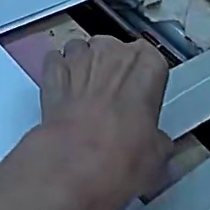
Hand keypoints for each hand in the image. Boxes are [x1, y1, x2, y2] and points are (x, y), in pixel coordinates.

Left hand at [28, 36, 172, 209]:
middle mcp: (110, 52)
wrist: (77, 161)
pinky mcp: (51, 70)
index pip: (150, 57)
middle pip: (112, 48)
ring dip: (83, 65)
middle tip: (113, 98)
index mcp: (146, 65)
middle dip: (112, 67)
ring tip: (86, 94)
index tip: (142, 92)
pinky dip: (58, 72)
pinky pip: (55, 60)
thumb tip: (154, 143)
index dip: (144, 76)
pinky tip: (63, 92)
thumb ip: (157, 136)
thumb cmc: (122, 153)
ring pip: (81, 49)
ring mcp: (77, 58)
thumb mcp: (158, 153)